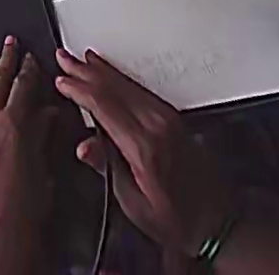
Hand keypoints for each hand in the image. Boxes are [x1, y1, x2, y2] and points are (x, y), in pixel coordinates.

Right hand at [54, 48, 230, 255]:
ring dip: (100, 69)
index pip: (104, 106)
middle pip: (113, 88)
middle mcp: (156, 125)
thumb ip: (109, 170)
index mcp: (144, 147)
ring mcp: (166, 117)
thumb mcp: (135, 205)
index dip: (80, 90)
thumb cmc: (177, 219)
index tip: (62, 81)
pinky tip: (108, 71)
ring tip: (79, 58)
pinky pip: (139, 88)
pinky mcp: (171, 115)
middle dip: (84, 71)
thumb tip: (85, 148)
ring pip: (126, 83)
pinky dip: (118, 76)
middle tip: (64, 57)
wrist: (217, 220)